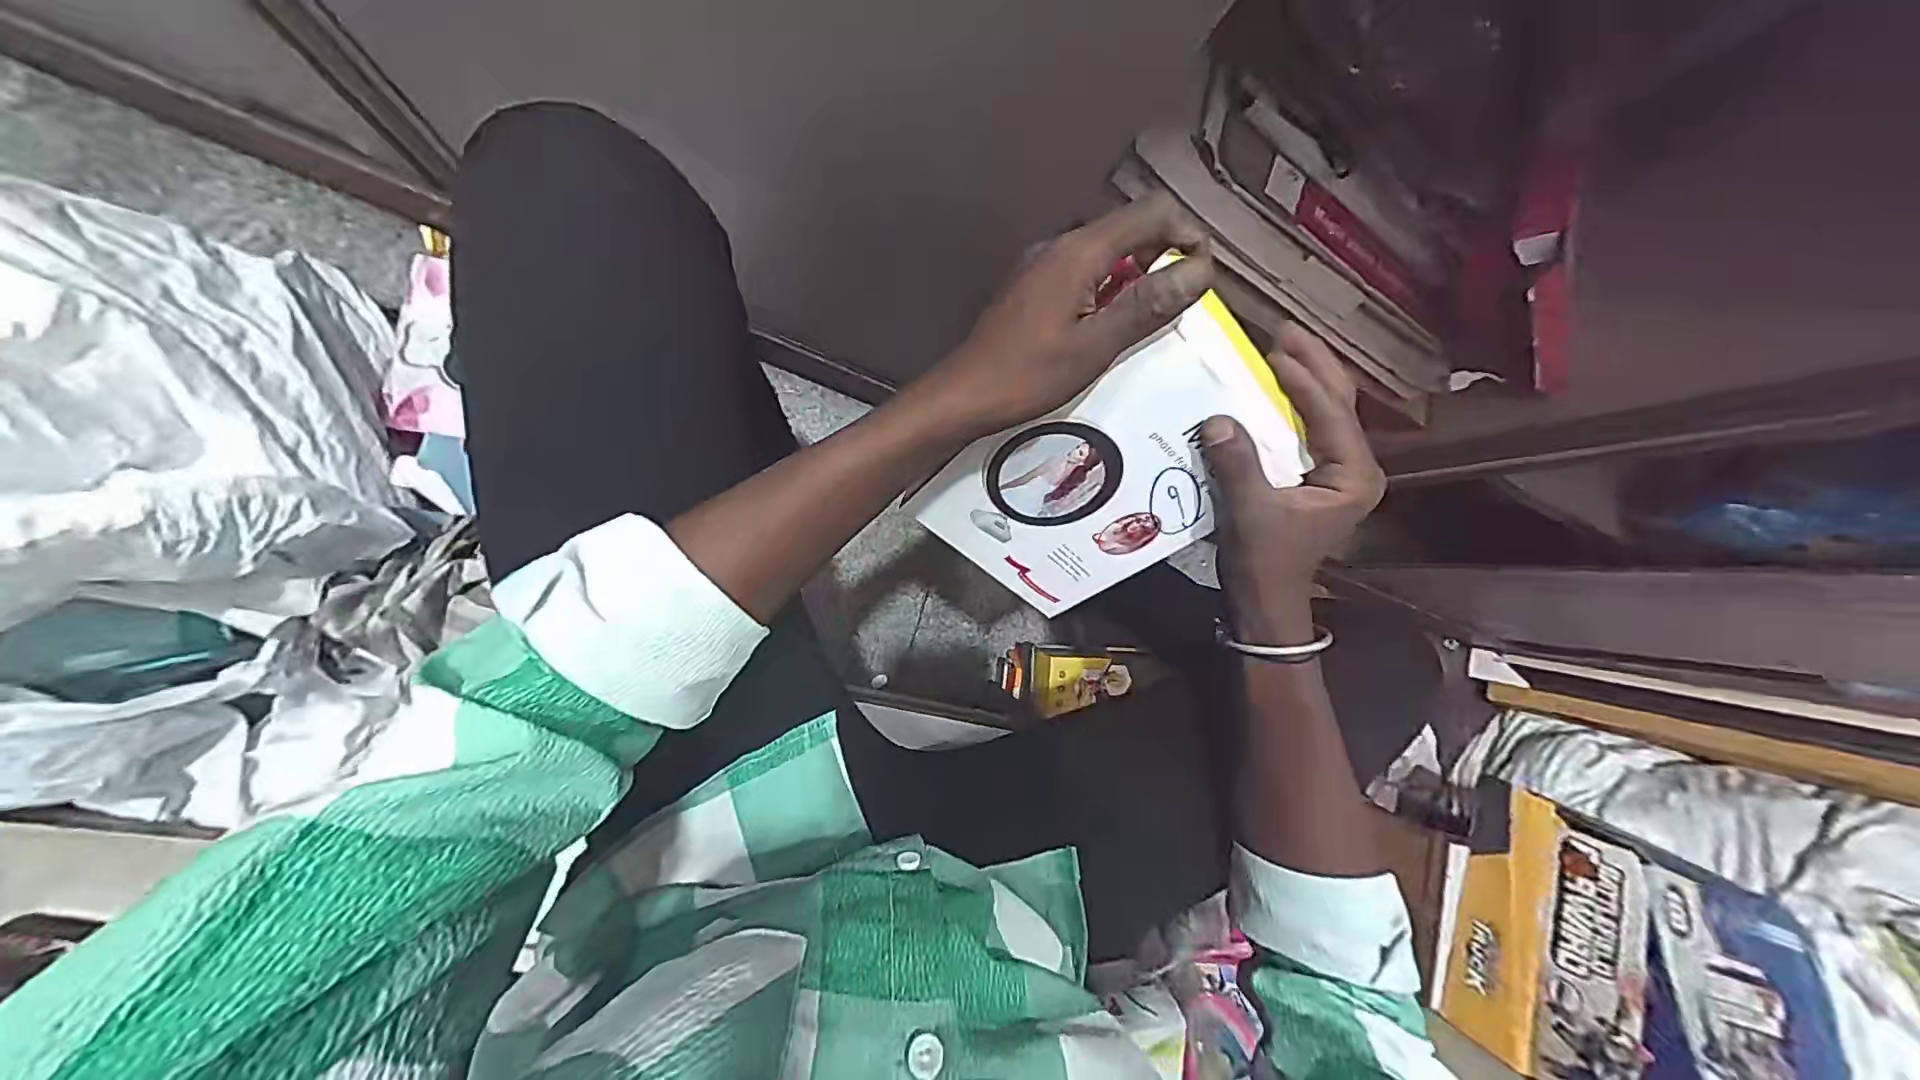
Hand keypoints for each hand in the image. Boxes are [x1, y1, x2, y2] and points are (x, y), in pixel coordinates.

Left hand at [914, 193, 1213, 437]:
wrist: (965, 394)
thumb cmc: (1027, 375)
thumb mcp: (1095, 346)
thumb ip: (1148, 305)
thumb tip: (1200, 271)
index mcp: (1079, 251)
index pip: (1154, 212)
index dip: (1189, 235)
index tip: (1202, 277)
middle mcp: (1060, 245)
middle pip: (1131, 227)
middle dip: (1165, 256)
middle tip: (1179, 303)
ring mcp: (1042, 264)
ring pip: (1107, 252)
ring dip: (1136, 274)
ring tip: (1147, 319)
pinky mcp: (1032, 285)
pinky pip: (1083, 272)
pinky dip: (1107, 287)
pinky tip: (1107, 325)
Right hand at [1198, 325, 1386, 643]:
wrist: (1265, 601)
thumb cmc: (1265, 563)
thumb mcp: (1250, 513)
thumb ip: (1237, 465)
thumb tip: (1217, 418)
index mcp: (1352, 475)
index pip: (1331, 414)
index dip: (1303, 380)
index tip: (1274, 350)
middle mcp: (1351, 467)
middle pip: (1337, 404)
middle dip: (1313, 366)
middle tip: (1284, 332)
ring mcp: (1333, 472)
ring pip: (1323, 413)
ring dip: (1302, 380)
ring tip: (1278, 349)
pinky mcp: (1310, 477)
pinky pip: (1303, 429)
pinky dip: (1287, 406)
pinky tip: (1267, 390)